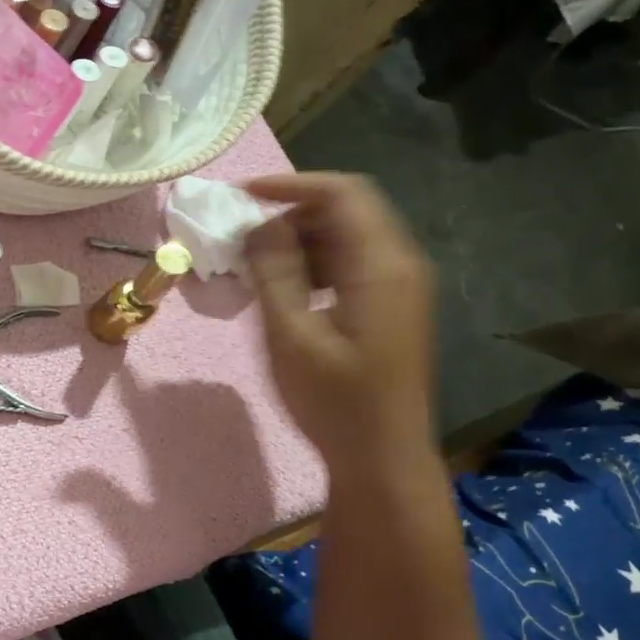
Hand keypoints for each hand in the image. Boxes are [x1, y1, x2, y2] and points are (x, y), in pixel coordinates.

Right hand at [243, 172, 436, 465]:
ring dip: (298, 240)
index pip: (343, 193)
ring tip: (252, 265)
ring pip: (346, 237)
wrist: (382, 454)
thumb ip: (275, 274)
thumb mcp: (291, 337)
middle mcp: (400, 265)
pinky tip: (282, 290)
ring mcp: (399, 286)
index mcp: (382, 266)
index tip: (239, 196)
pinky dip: (313, 263)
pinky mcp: (390, 306)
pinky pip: (350, 264)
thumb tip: (258, 227)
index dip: (290, 184)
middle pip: (346, 211)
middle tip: (239, 238)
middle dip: (289, 214)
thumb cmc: (334, 400)